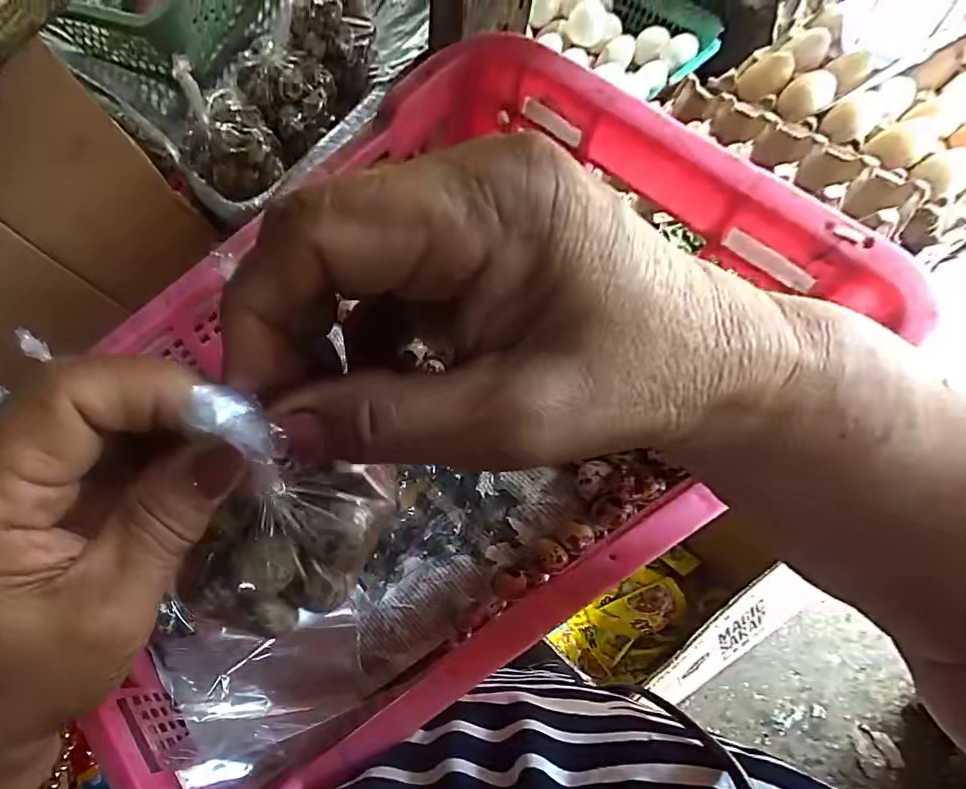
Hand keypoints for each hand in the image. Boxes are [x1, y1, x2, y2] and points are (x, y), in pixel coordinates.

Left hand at [0, 355, 241, 788]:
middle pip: (72, 394)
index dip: (150, 389)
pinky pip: (78, 443)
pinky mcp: (11, 483)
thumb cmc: (42, 681)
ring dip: (154, 422)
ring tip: (219, 441)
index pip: (64, 397)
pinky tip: (181, 459)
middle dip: (161, 402)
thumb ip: (166, 519)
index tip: (226, 415)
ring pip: (81, 412)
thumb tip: (231, 448)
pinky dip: (135, 447)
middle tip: (235, 427)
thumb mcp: (115, 606)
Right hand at [223, 132, 817, 468]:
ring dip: (308, 335)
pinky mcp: (454, 241)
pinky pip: (366, 282)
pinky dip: (345, 339)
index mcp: (482, 202)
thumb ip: (381, 423)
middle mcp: (459, 180)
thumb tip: (279, 431)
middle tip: (280, 409)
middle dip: (278, 327)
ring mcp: (455, 206)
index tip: (255, 399)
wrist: (710, 366)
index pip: (318, 227)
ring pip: (330, 259)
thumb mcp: (501, 423)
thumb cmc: (627, 387)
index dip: (262, 312)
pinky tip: (367, 385)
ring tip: (321, 405)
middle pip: (313, 234)